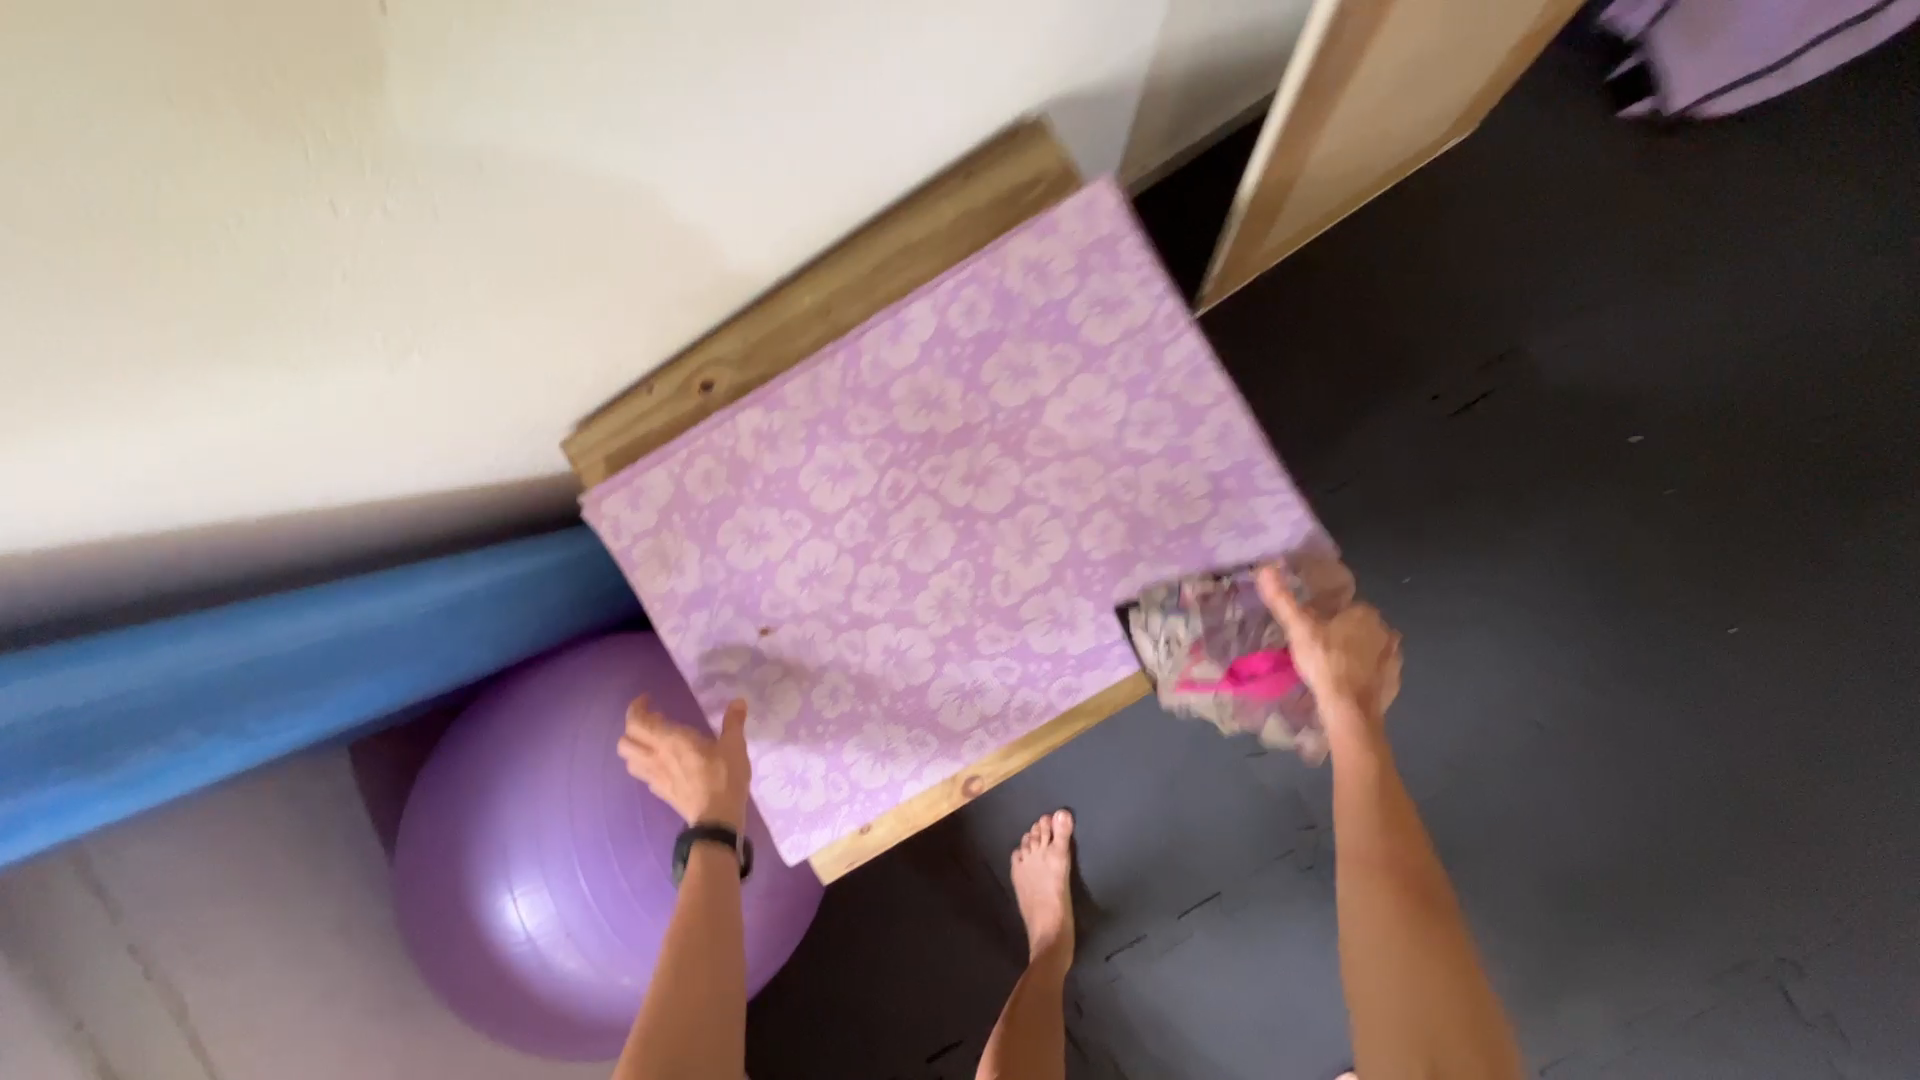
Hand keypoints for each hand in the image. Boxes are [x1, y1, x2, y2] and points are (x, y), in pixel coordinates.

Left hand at [617, 696, 751, 829]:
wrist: (716, 819)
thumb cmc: (724, 777)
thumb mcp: (734, 745)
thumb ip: (734, 722)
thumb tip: (738, 701)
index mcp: (670, 741)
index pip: (636, 722)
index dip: (636, 708)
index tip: (649, 699)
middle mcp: (656, 757)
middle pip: (625, 742)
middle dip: (633, 727)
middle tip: (654, 719)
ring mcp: (655, 777)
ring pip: (629, 760)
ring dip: (636, 747)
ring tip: (654, 740)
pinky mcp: (661, 792)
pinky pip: (643, 774)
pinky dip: (646, 763)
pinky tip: (663, 763)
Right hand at [1257, 562, 1402, 741]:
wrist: (1349, 708)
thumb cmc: (1324, 661)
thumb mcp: (1298, 629)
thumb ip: (1282, 599)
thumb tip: (1264, 568)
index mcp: (1364, 612)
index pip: (1346, 607)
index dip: (1329, 617)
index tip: (1313, 629)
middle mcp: (1385, 628)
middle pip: (1360, 626)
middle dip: (1345, 634)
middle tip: (1320, 648)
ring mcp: (1394, 656)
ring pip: (1371, 647)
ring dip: (1357, 652)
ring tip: (1334, 666)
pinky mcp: (1396, 679)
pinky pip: (1379, 670)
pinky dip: (1367, 673)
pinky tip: (1350, 682)